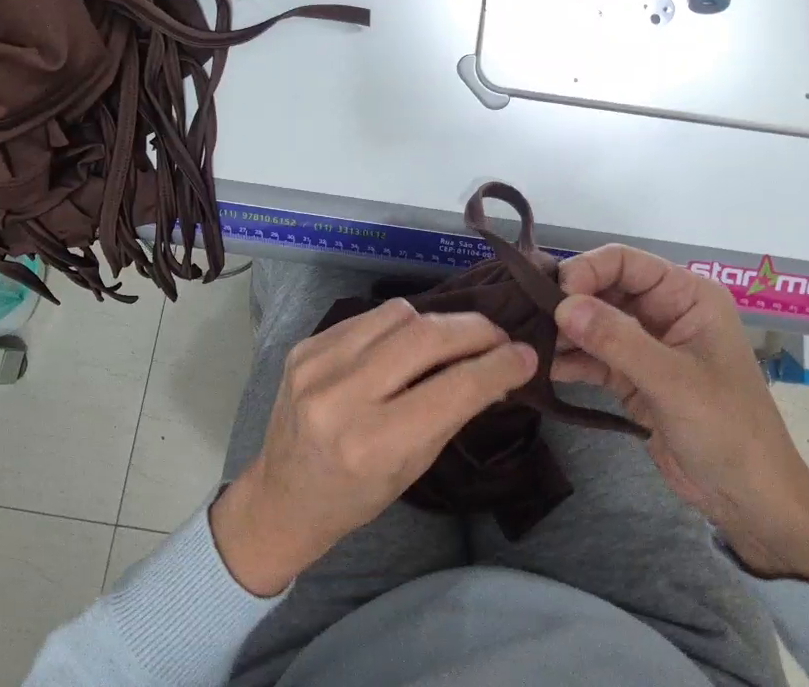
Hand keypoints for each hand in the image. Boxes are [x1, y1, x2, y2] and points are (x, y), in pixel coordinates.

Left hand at [210, 299, 536, 595]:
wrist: (283, 496)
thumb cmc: (357, 494)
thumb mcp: (415, 465)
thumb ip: (456, 411)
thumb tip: (503, 365)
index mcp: (374, 443)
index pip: (454, 387)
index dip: (499, 365)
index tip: (526, 355)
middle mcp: (340, 396)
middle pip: (427, 336)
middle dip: (475, 330)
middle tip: (499, 337)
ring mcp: (316, 365)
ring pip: (400, 313)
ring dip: (437, 322)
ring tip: (452, 340)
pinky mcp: (304, 346)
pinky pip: (368, 317)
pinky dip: (398, 326)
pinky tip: (407, 344)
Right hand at [552, 245, 808, 580]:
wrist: (750, 501)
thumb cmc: (729, 432)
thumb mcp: (674, 382)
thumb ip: (618, 340)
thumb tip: (562, 305)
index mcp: (688, 297)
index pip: (626, 262)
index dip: (587, 271)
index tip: (553, 297)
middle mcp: (665, 312)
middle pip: (603, 289)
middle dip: (566, 301)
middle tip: (524, 318)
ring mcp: (647, 346)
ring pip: (593, 323)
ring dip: (561, 332)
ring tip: (522, 342)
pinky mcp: (632, 378)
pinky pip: (592, 358)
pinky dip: (567, 361)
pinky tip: (536, 368)